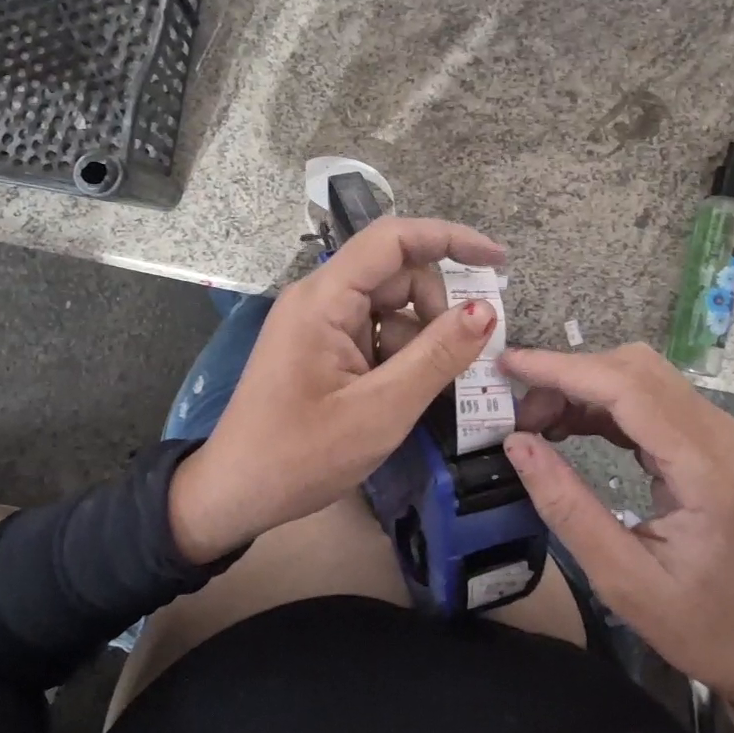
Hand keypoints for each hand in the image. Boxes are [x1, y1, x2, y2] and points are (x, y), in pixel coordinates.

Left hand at [169, 217, 504, 563]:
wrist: (234, 494)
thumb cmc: (301, 456)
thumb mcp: (380, 410)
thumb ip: (436, 356)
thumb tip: (485, 310)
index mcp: (324, 299)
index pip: (392, 239)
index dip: (449, 238)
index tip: (498, 259)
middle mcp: (319, 298)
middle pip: (395, 274)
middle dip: (435, 308)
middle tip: (455, 361)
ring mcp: (317, 322)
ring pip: (389, 306)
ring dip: (419, 338)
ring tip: (423, 391)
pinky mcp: (319, 346)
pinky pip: (372, 331)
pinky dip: (399, 354)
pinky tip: (403, 394)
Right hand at [500, 345, 733, 728]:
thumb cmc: (702, 626)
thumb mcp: (622, 580)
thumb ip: (567, 507)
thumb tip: (515, 444)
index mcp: (709, 472)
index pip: (628, 389)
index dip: (563, 369)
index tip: (508, 366)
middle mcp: (725, 436)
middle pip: (635, 370)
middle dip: (568, 377)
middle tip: (519, 416)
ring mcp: (726, 433)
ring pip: (642, 376)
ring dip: (584, 386)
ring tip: (538, 423)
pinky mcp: (717, 439)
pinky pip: (653, 397)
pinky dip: (605, 402)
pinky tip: (573, 427)